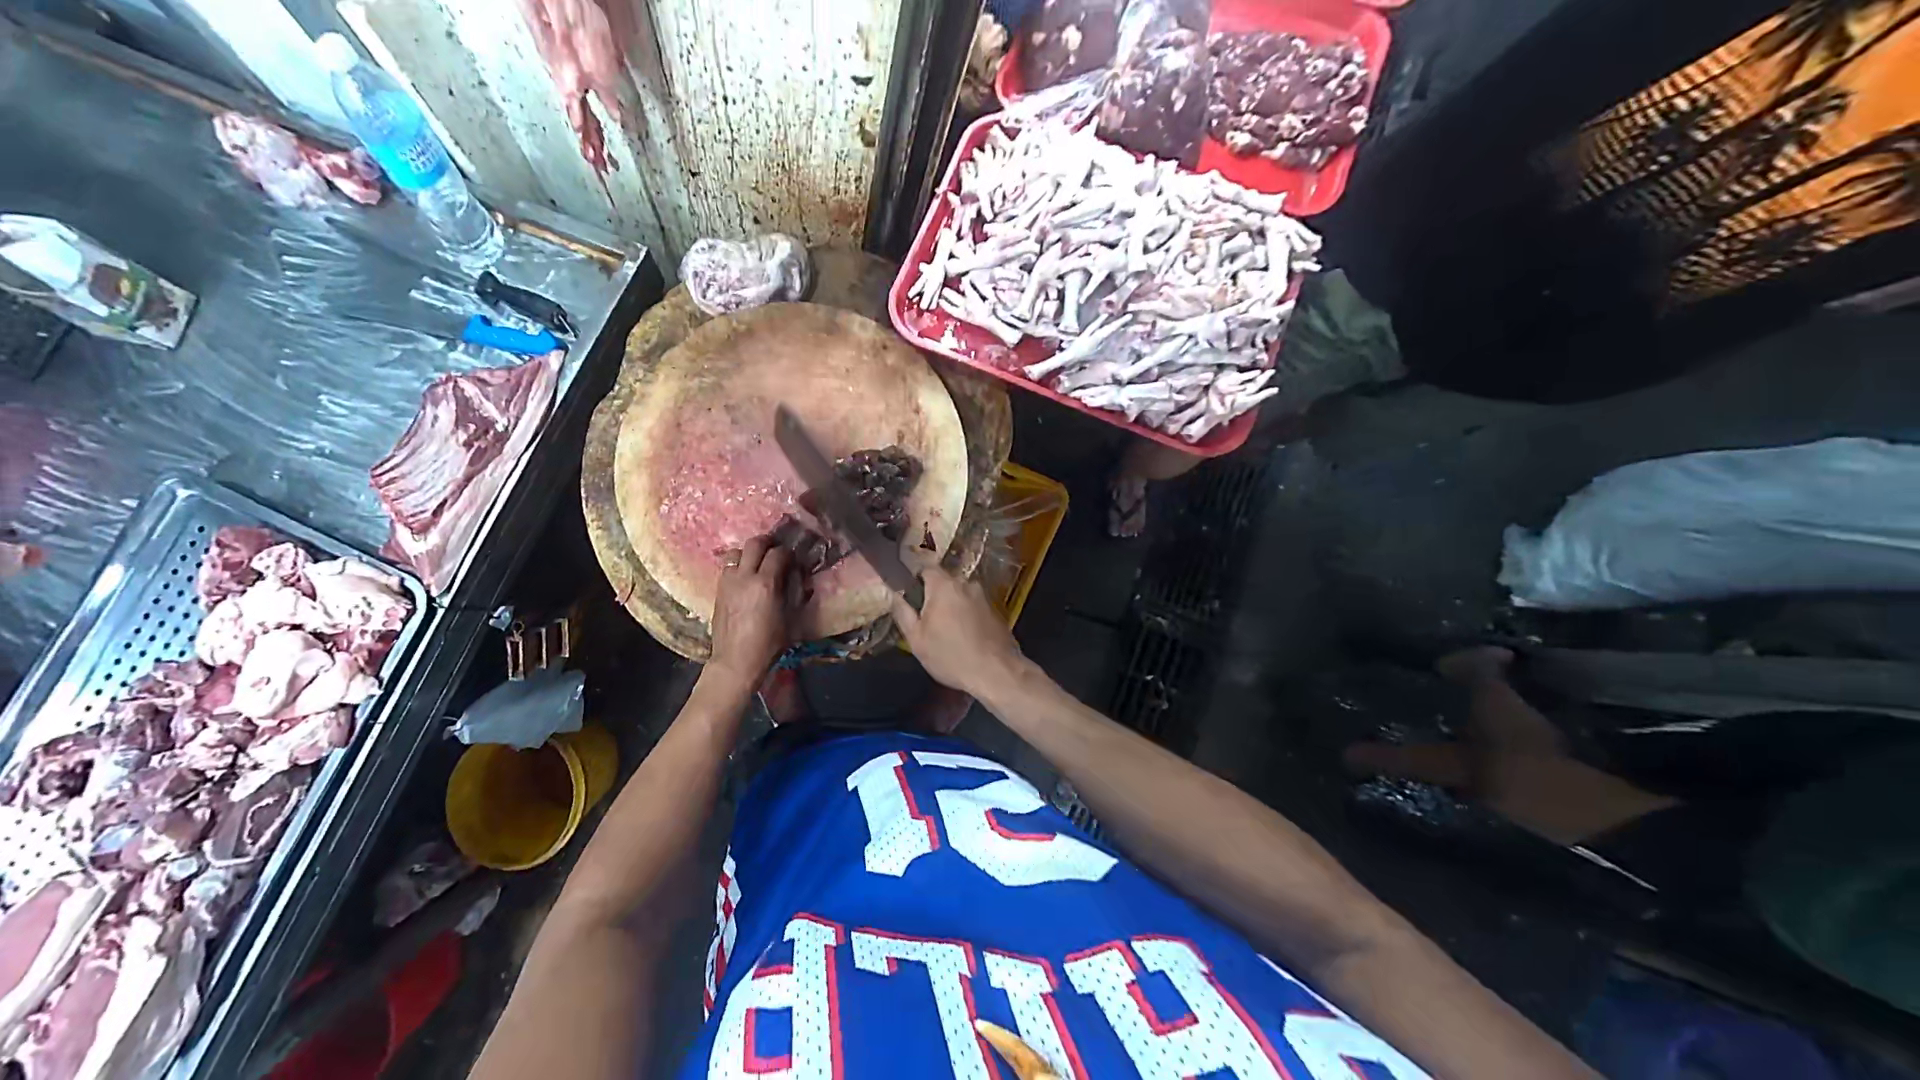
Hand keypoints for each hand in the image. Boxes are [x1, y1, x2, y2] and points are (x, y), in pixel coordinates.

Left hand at [707, 536, 791, 686]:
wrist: (736, 661)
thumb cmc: (768, 643)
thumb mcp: (790, 618)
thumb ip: (793, 592)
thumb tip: (797, 577)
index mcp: (765, 583)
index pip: (778, 553)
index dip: (788, 553)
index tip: (793, 559)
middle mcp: (744, 577)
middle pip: (754, 544)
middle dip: (767, 543)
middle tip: (775, 550)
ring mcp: (728, 582)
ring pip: (736, 553)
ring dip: (748, 554)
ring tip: (757, 563)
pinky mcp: (718, 591)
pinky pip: (728, 568)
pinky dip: (737, 567)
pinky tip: (745, 579)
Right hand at [891, 566, 1025, 696]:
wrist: (996, 672)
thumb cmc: (950, 656)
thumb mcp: (916, 639)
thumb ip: (902, 612)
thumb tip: (892, 593)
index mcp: (944, 585)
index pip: (925, 568)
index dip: (914, 579)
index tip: (909, 596)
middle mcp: (966, 584)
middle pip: (944, 583)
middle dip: (934, 597)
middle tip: (926, 620)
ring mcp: (984, 597)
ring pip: (960, 596)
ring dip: (952, 608)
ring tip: (946, 633)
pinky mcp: (996, 612)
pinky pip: (974, 608)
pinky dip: (967, 617)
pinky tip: (965, 638)